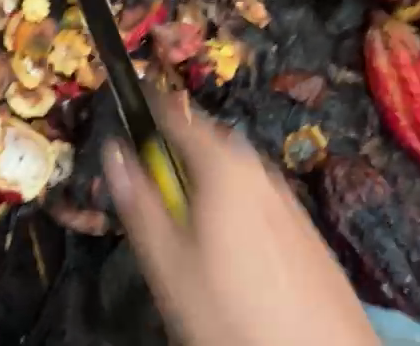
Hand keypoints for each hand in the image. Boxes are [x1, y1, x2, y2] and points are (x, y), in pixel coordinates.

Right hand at [105, 99, 379, 345]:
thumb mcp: (168, 261)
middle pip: (207, 144)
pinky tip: (234, 255)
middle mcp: (258, 168)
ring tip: (191, 228)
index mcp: (222, 164)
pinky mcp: (306, 229)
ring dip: (208, 185)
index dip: (149, 111)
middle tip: (156, 188)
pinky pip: (259, 201)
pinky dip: (238, 210)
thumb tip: (113, 150)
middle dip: (178, 156)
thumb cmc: (231, 308)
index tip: (130, 113)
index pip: (176, 115)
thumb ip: (138, 200)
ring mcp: (287, 197)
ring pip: (234, 175)